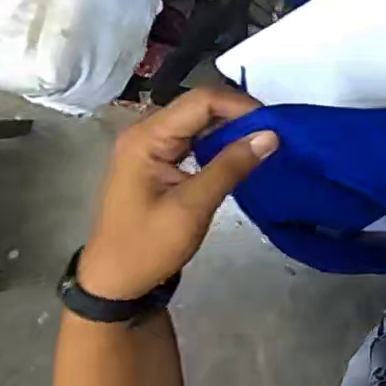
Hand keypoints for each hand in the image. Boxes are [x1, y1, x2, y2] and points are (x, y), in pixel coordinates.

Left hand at [76, 85, 277, 301]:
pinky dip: (218, 139)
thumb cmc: (147, 247)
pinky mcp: (157, 157)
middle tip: (272, 132)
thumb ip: (230, 167)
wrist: (114, 284)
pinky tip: (238, 151)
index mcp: (146, 137)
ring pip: (198, 119)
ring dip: (230, 126)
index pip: (200, 101)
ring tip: (261, 140)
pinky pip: (193, 135)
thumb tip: (270, 135)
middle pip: (199, 105)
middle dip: (237, 113)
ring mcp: (149, 143)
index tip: (272, 123)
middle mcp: (145, 131)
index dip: (239, 105)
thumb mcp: (192, 208)